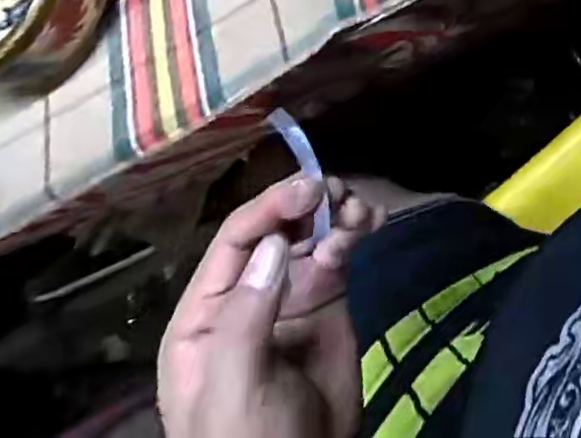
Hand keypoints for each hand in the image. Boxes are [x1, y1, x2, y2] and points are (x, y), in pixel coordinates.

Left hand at [158, 176, 384, 437]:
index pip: (236, 239)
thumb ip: (245, 316)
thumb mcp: (234, 390)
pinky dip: (355, 229)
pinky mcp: (326, 297)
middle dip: (308, 202)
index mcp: (208, 309)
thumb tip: (274, 243)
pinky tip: (372, 220)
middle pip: (276, 226)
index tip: (309, 189)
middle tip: (339, 191)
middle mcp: (247, 288)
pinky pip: (338, 250)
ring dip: (336, 210)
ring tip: (361, 211)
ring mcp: (289, 291)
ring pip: (311, 231)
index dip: (271, 206)